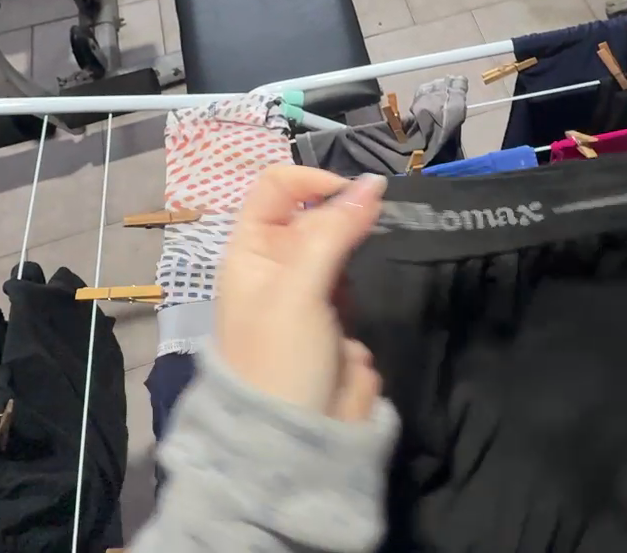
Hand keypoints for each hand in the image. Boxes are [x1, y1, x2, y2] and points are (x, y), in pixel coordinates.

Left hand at [216, 166, 386, 419]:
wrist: (292, 447)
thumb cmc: (280, 359)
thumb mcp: (300, 290)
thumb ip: (335, 230)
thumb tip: (374, 182)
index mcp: (252, 249)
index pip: (278, 186)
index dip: (314, 180)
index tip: (355, 196)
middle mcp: (278, 260)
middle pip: (317, 211)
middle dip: (345, 219)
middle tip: (373, 233)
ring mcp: (308, 286)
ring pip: (344, 244)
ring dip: (358, 254)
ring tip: (357, 284)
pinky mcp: (336, 311)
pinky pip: (357, 277)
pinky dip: (364, 284)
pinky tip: (361, 305)